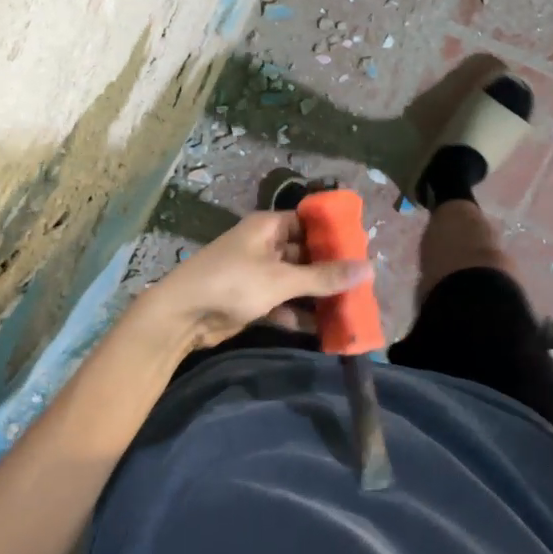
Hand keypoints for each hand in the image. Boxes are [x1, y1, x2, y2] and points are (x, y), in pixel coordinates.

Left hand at [137, 211, 371, 353]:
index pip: (308, 222)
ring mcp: (257, 275)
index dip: (334, 234)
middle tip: (367, 286)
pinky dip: (302, 316)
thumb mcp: (281, 279)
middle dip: (332, 270)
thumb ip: (323, 276)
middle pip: (305, 254)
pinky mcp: (252, 301)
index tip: (366, 248)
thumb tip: (368, 267)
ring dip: (320, 296)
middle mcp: (264, 246)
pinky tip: (329, 330)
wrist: (183, 314)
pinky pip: (284, 305)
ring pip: (296, 283)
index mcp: (267, 228)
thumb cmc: (232, 283)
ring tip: (356, 310)